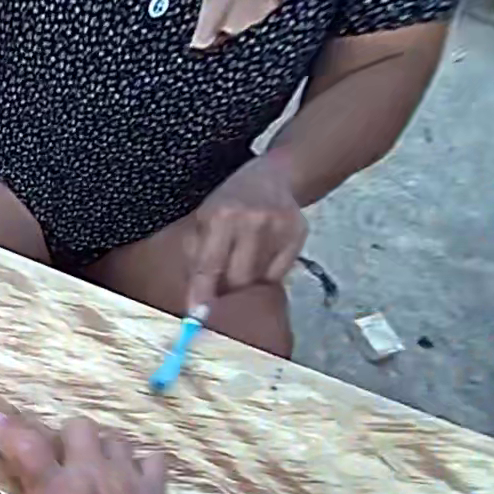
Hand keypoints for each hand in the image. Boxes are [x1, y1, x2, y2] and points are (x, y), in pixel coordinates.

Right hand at [0, 412, 200, 493]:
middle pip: (78, 427)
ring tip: (98, 468)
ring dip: (103, 447)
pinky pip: (154, 460)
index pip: (26, 446)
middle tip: (61, 461)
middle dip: (67, 437)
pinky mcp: (158, 492)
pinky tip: (137, 480)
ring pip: (116, 438)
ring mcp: (129, 477)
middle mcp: (93, 471)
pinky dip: (144, 465)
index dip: (6, 429)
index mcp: (56, 487)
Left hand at [185, 155, 306, 311]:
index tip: (196, 316)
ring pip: (257, 281)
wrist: (272, 177)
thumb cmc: (229, 205)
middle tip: (221, 287)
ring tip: (241, 266)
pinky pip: (277, 275)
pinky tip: (260, 260)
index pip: (208, 266)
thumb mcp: (203, 222)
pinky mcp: (298, 234)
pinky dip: (265, 276)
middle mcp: (251, 220)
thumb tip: (195, 302)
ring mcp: (278, 226)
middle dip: (226, 290)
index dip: (201, 294)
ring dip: (245, 284)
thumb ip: (196, 259)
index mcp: (221, 216)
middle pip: (236, 280)